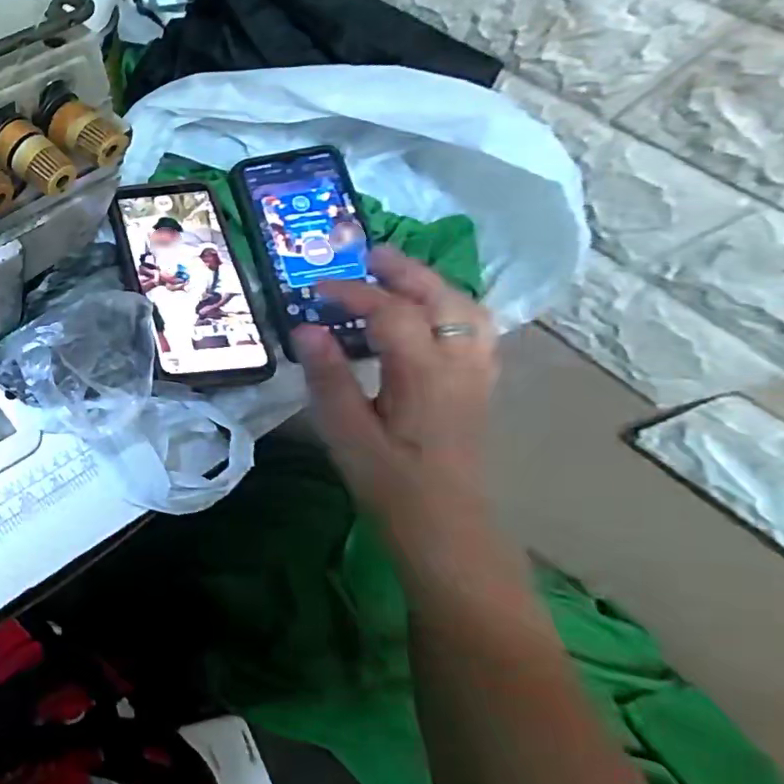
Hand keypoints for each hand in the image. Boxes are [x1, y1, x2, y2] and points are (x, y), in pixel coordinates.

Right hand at [292, 246, 498, 542]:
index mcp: (426, 375)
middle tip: (366, 256)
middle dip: (405, 271)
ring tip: (396, 275)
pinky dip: (448, 308)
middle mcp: (461, 366)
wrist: (446, 527)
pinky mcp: (477, 387)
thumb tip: (306, 327)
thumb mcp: (346, 432)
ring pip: (468, 310)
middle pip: (443, 298)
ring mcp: (477, 375)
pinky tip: (423, 316)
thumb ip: (328, 376)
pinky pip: (474, 330)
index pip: (393, 313)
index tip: (314, 291)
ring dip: (432, 284)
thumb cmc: (389, 482)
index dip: (353, 293)